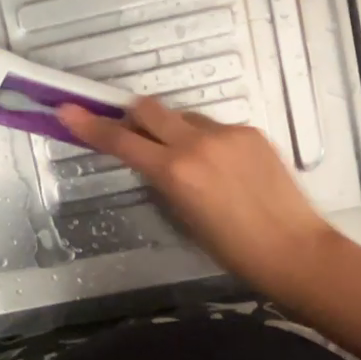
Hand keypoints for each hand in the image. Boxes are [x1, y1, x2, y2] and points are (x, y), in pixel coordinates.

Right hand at [60, 98, 330, 283]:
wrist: (294, 249)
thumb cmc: (232, 250)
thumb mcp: (182, 217)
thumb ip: (162, 181)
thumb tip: (152, 163)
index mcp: (175, 172)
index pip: (121, 141)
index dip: (89, 125)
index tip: (67, 110)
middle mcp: (197, 143)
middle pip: (148, 109)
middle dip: (132, 116)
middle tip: (129, 132)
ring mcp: (227, 133)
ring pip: (183, 118)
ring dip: (173, 131)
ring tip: (189, 164)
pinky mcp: (251, 132)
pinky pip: (214, 128)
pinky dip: (206, 142)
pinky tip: (222, 170)